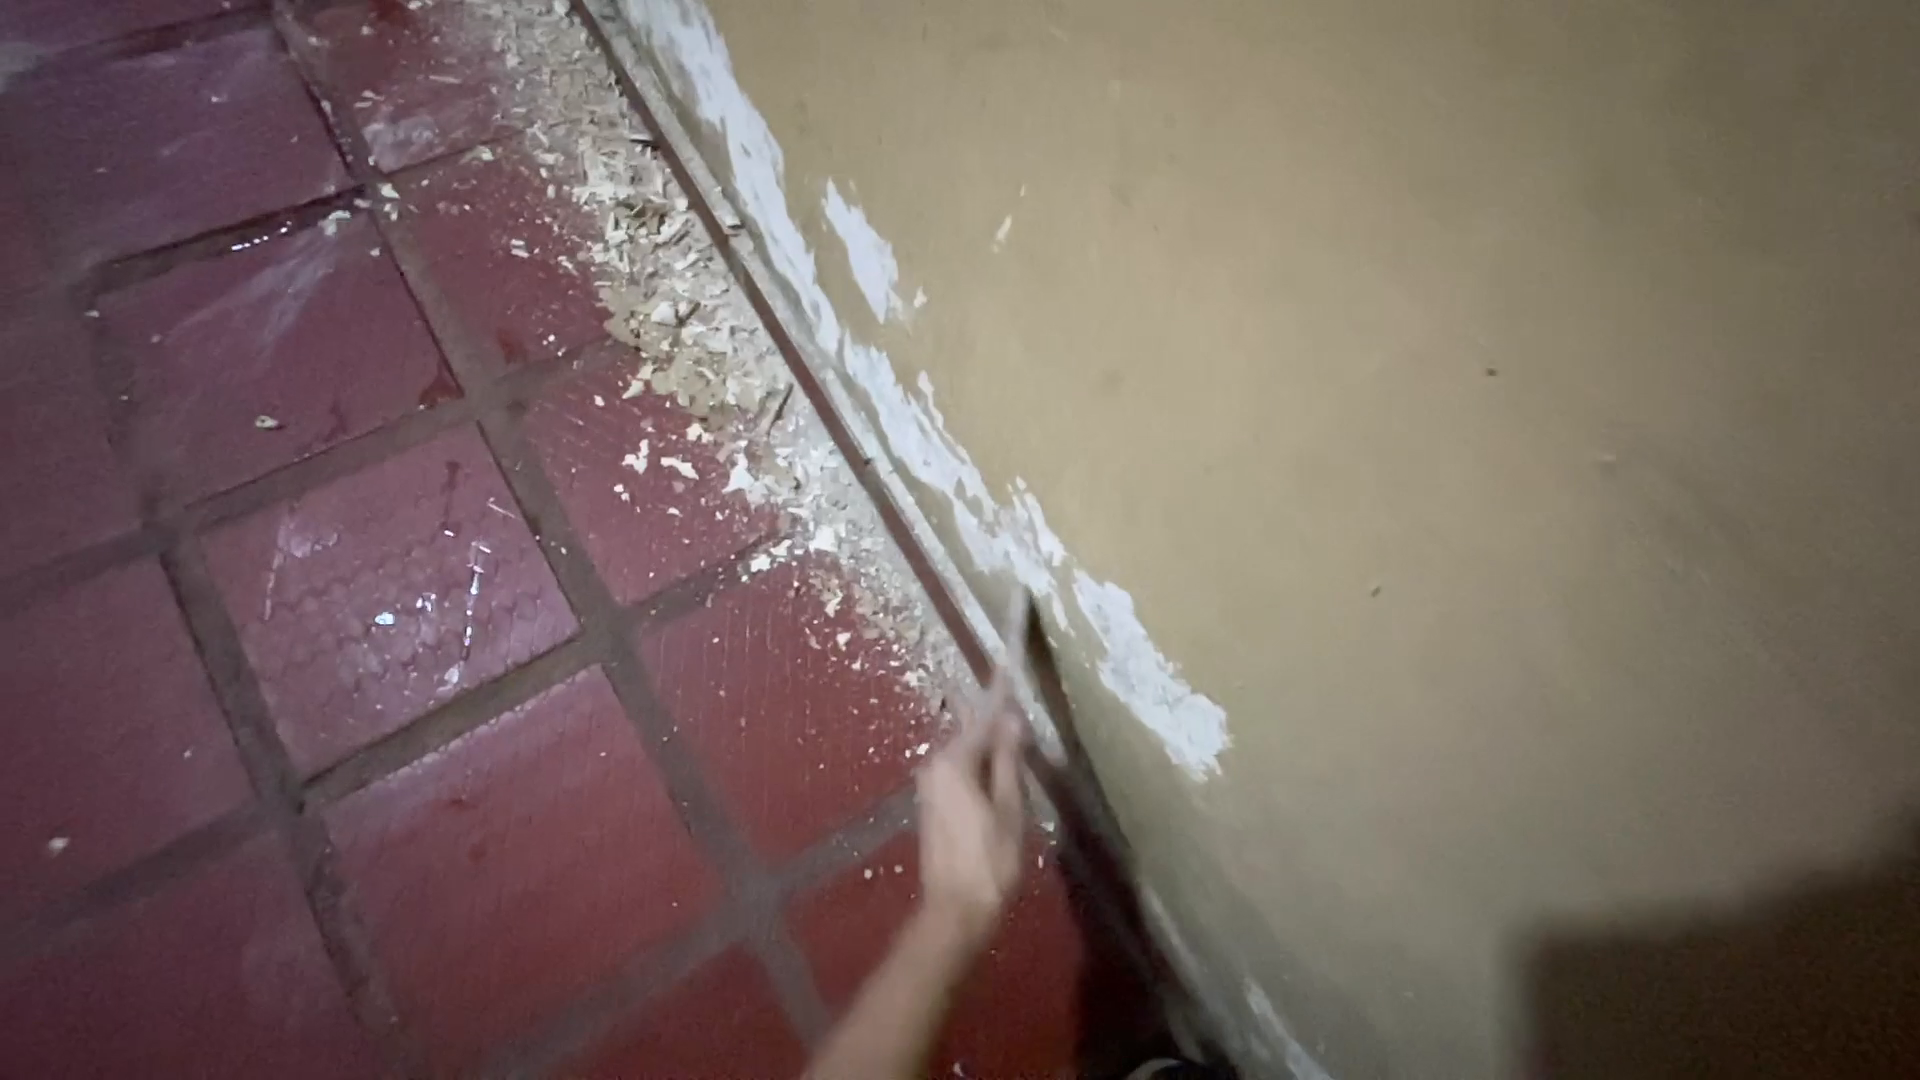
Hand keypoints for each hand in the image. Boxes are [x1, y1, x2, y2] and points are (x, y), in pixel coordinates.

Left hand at [915, 680, 1027, 946]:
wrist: (954, 911)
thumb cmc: (990, 861)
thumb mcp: (1009, 809)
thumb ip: (1008, 761)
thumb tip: (1011, 719)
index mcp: (955, 762)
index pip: (984, 718)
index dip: (1000, 692)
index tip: (1008, 664)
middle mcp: (936, 765)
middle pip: (972, 732)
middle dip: (995, 718)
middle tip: (1018, 699)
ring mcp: (931, 784)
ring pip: (966, 751)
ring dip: (989, 742)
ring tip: (1015, 731)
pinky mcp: (933, 801)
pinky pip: (960, 769)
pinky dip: (980, 762)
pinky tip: (998, 765)